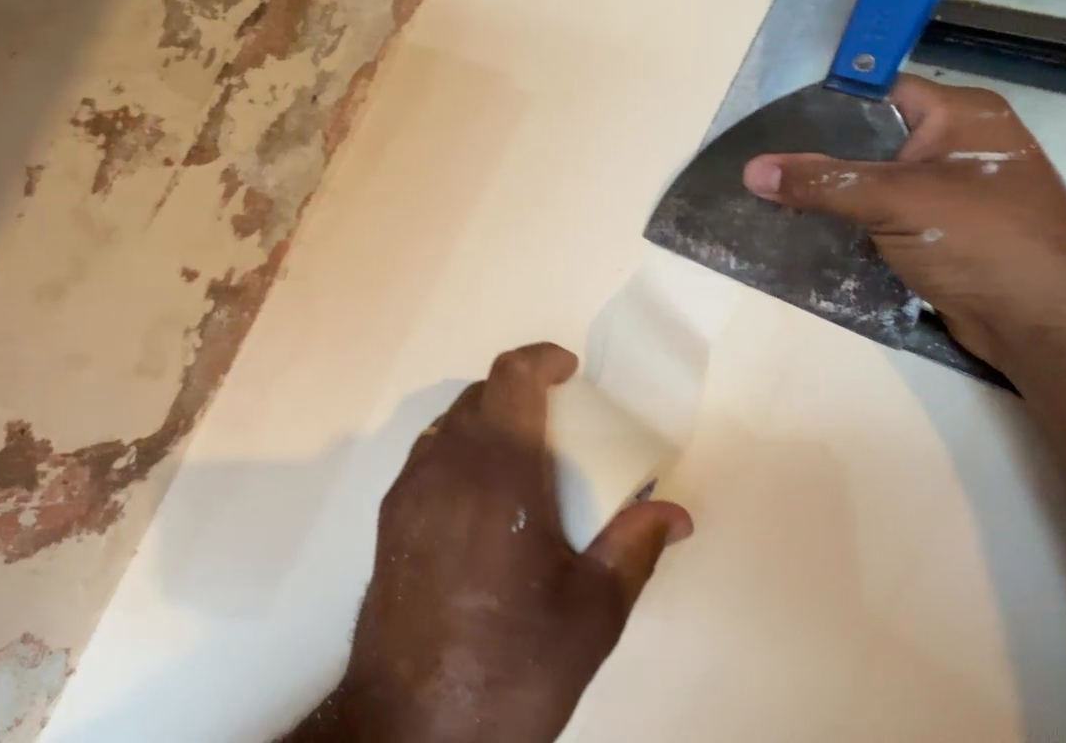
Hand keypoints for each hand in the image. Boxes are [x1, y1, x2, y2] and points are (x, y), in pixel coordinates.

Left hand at [289, 344, 691, 742]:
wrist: (412, 722)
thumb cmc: (512, 664)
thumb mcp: (592, 613)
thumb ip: (634, 548)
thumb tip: (676, 514)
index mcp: (497, 473)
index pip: (510, 378)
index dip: (540, 358)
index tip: (570, 370)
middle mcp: (444, 466)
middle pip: (478, 396)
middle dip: (519, 391)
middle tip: (559, 422)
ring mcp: (408, 491)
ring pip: (447, 425)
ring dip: (486, 422)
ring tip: (523, 460)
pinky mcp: (389, 518)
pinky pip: (427, 458)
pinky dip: (458, 452)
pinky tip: (483, 502)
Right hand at [740, 76, 1065, 375]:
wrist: (1049, 326)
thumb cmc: (984, 241)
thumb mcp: (895, 200)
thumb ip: (821, 182)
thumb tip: (749, 169)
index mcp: (962, 115)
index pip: (879, 91)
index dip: (824, 103)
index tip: (768, 122)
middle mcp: (956, 145)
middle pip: (868, 138)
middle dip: (816, 154)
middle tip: (759, 162)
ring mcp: (949, 191)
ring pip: (870, 181)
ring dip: (827, 193)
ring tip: (769, 195)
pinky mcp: (938, 232)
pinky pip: (878, 215)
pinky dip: (845, 222)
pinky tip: (803, 228)